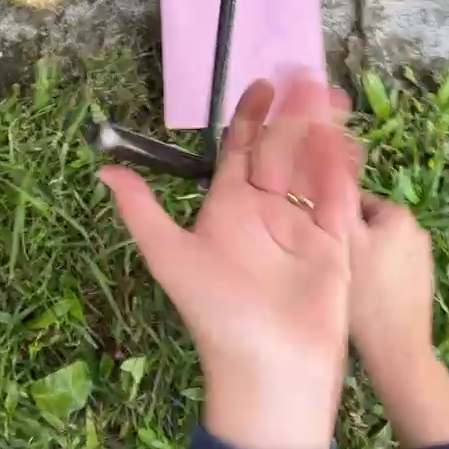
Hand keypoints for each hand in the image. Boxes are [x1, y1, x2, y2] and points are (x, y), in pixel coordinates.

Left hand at [99, 75, 360, 448]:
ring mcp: (300, 225)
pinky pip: (336, 196)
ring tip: (329, 94)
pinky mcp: (333, 243)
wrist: (268, 373)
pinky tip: (344, 137)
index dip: (251, 115)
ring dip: (319, 130)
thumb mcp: (171, 256)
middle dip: (291, 112)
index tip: (263, 84)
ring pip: (310, 164)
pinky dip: (340, 166)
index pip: (241, 148)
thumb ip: (142, 211)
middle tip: (305, 76)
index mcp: (229, 206)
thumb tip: (104, 168)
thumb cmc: (216, 314)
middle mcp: (266, 209)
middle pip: (280, 148)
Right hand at [350, 196, 448, 448]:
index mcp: (399, 214)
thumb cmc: (367, 291)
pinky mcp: (422, 282)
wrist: (398, 350)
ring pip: (377, 247)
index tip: (325, 240)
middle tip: (335, 262)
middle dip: (350, 238)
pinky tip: (366, 296)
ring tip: (348, 281)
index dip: (335, 219)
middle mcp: (417, 229)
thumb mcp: (344, 240)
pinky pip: (390, 268)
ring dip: (362, 258)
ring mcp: (422, 257)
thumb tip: (332, 179)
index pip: (356, 200)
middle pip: (367, 223)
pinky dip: (377, 276)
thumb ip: (339, 204)